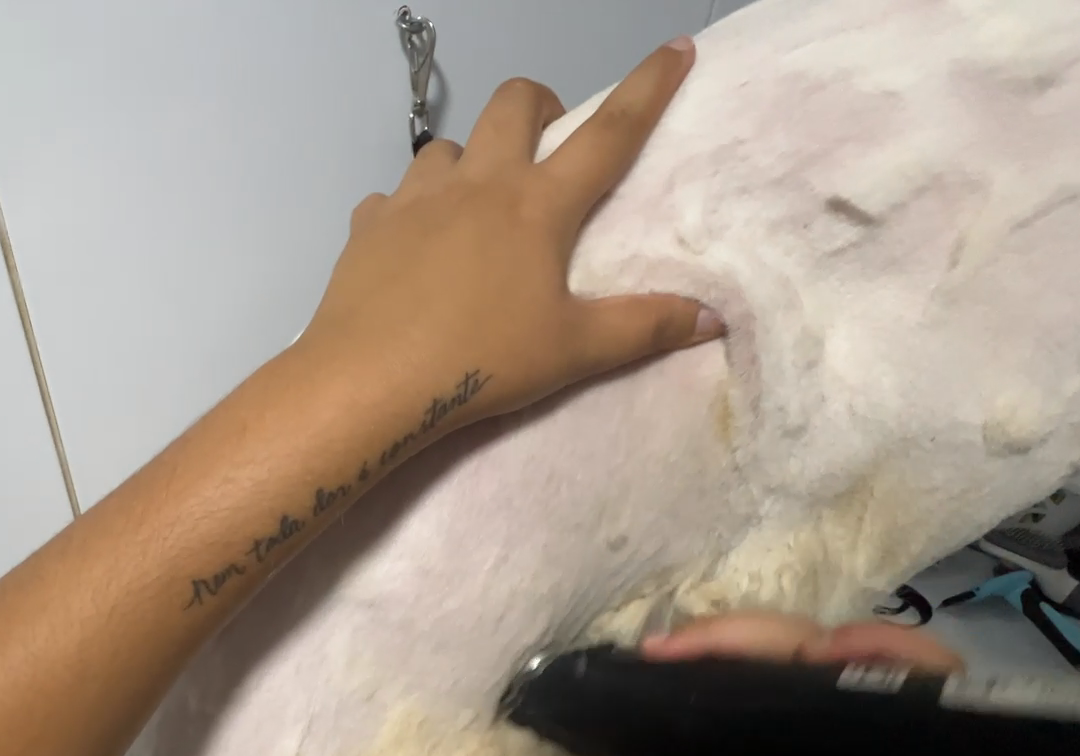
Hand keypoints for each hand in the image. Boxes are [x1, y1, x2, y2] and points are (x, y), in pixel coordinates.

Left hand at [292, 39, 721, 436]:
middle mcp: (475, 186)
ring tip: (468, 206)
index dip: (647, 89)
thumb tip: (713, 318)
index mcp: (535, 207)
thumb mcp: (570, 352)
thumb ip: (642, 329)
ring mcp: (412, 201)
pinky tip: (406, 246)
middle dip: (537, 106)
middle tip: (542, 147)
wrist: (370, 381)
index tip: (673, 50)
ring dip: (465, 161)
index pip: (607, 134)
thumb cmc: (478, 363)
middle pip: (512, 103)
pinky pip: (388, 199)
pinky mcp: (365, 228)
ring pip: (443, 148)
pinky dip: (405, 212)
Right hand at [641, 614, 965, 755]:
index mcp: (898, 747)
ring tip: (655, 666)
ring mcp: (812, 724)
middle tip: (667, 648)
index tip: (823, 648)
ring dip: (705, 661)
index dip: (878, 644)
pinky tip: (670, 748)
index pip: (915, 671)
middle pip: (806, 650)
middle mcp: (858, 721)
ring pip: (761, 663)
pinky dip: (695, 706)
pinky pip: (734, 696)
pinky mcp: (776, 736)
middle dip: (737, 640)